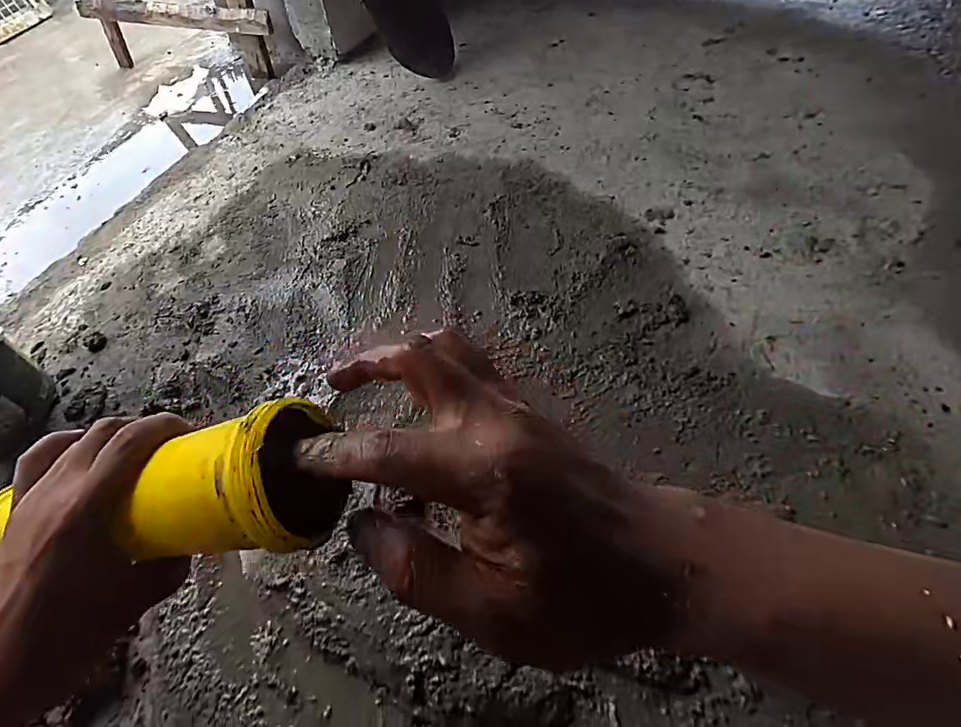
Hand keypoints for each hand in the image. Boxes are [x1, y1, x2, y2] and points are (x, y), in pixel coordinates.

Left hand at [0, 416, 191, 726]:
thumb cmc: (58, 646)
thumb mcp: (126, 609)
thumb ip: (164, 572)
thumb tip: (184, 550)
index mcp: (84, 509)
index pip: (129, 442)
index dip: (162, 426)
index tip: (185, 432)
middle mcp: (55, 491)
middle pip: (104, 431)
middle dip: (141, 428)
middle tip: (166, 446)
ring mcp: (31, 497)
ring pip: (74, 439)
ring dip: (109, 435)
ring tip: (131, 451)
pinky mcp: (16, 510)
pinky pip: (39, 458)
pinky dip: (65, 445)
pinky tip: (79, 454)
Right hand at [295, 331, 685, 668]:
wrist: (662, 561)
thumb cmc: (581, 597)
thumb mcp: (495, 614)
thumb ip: (417, 570)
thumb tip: (364, 524)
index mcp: (482, 471)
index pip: (386, 451)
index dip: (334, 454)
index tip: (298, 456)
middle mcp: (494, 420)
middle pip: (420, 359)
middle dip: (367, 363)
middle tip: (334, 383)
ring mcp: (514, 405)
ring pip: (449, 347)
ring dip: (402, 352)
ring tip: (370, 373)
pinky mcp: (527, 407)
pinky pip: (472, 362)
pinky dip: (434, 363)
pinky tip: (423, 396)